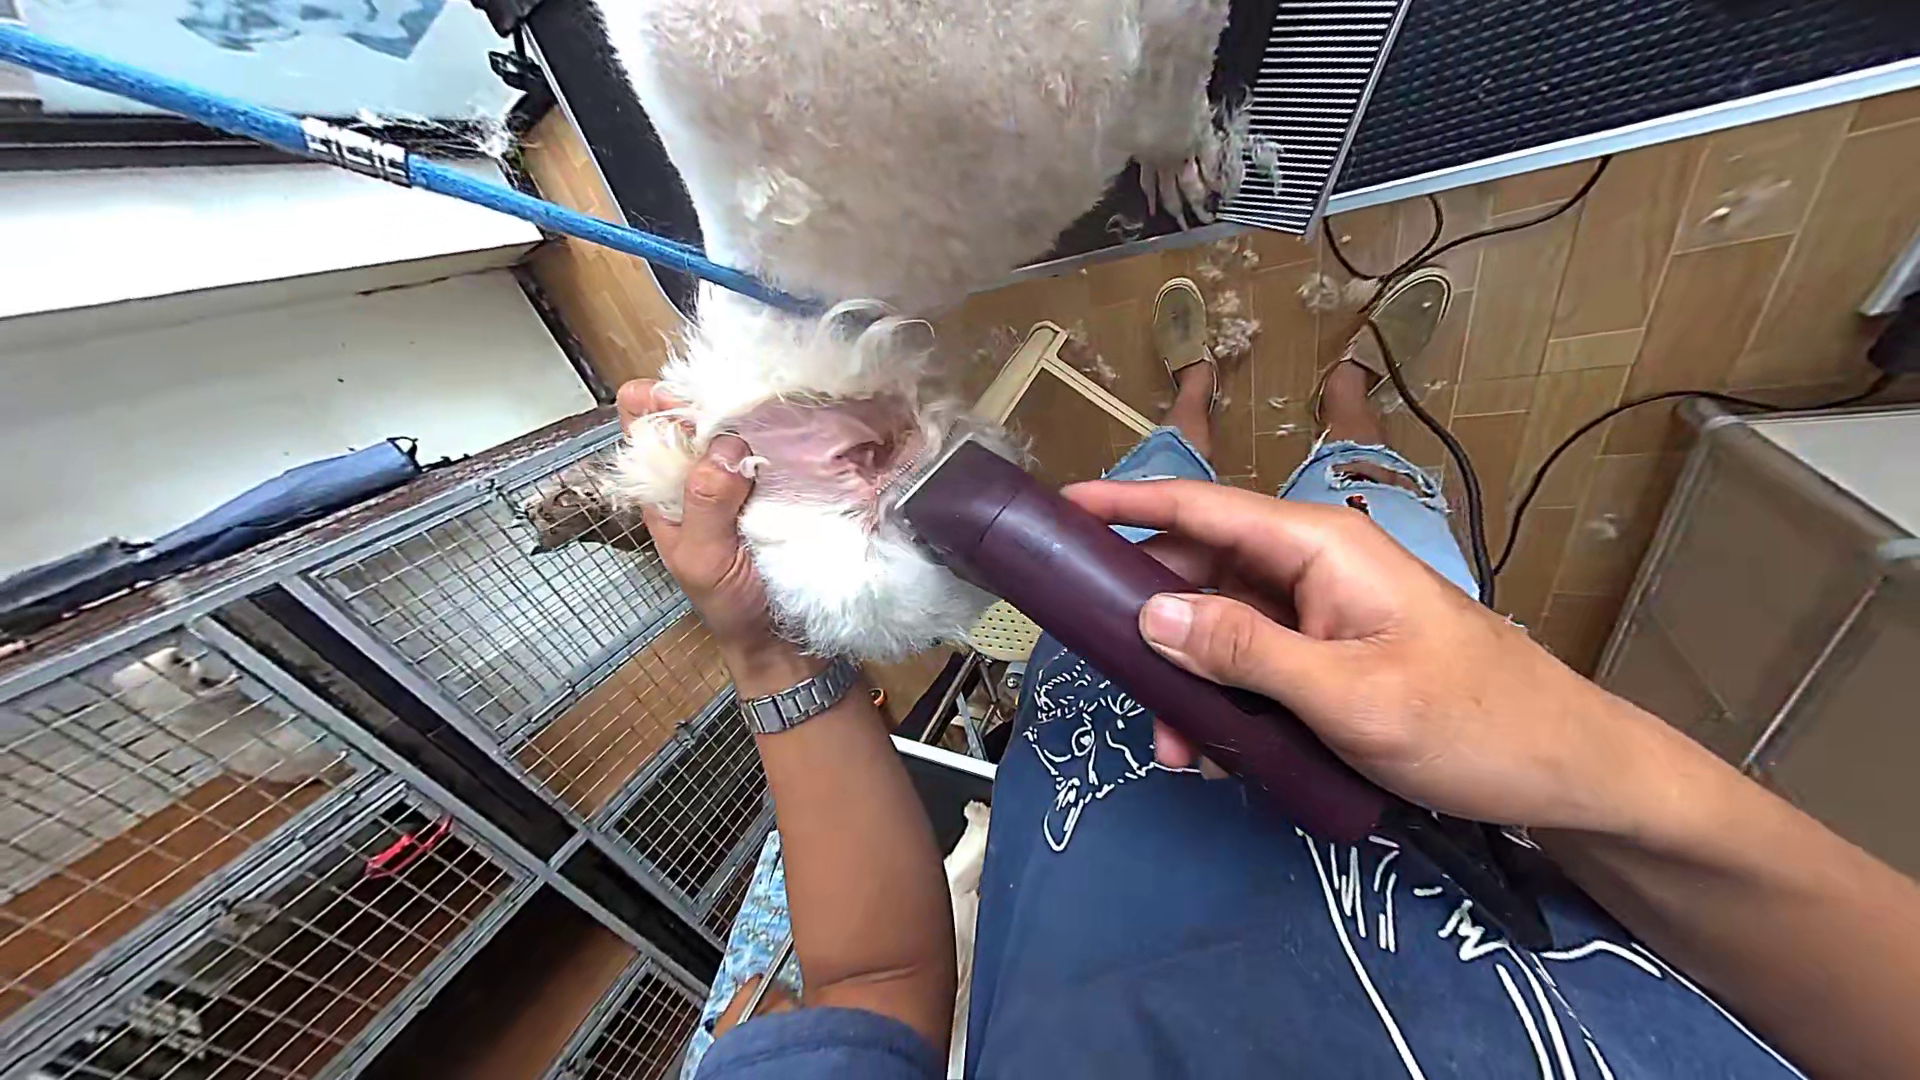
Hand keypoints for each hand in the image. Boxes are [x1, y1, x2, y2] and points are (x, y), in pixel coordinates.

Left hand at [618, 381, 817, 692]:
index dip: (661, 400)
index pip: (643, 421)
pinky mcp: (784, 483)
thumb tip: (728, 444)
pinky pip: (783, 447)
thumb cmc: (731, 603)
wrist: (782, 635)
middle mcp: (703, 471)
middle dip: (719, 398)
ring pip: (744, 424)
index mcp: (664, 487)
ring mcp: (746, 475)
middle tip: (752, 404)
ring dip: (761, 414)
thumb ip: (705, 505)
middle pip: (699, 411)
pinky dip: (793, 435)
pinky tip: (810, 431)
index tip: (696, 406)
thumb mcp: (702, 559)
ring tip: (787, 411)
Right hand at [1063, 478, 1693, 834]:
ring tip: (1176, 742)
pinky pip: (1238, 659)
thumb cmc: (1475, 723)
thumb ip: (1245, 651)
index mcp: (1315, 546)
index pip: (1201, 508)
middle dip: (1149, 620)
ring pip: (1211, 623)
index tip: (1067, 504)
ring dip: (1181, 676)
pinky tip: (1212, 746)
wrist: (1570, 777)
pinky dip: (1213, 696)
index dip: (1128, 502)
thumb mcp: (1351, 694)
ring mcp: (1305, 609)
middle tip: (1112, 668)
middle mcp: (1302, 566)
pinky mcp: (1309, 649)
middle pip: (1195, 569)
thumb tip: (1151, 616)